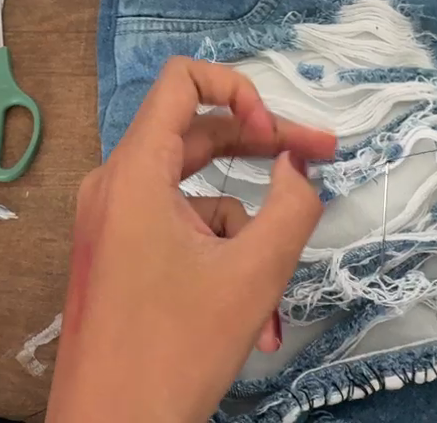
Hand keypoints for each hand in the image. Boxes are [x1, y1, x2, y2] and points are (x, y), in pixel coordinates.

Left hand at [46, 58, 337, 422]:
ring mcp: (113, 217)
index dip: (238, 90)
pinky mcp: (118, 249)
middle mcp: (116, 182)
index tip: (275, 134)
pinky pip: (176, 225)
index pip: (182, 81)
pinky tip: (246, 309)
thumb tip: (296, 164)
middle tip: (323, 155)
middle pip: (196, 133)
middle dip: (262, 146)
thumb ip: (292, 207)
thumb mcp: (251, 278)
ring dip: (244, 223)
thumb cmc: (172, 355)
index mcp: (135, 171)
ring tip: (274, 284)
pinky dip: (217, 251)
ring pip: (193, 189)